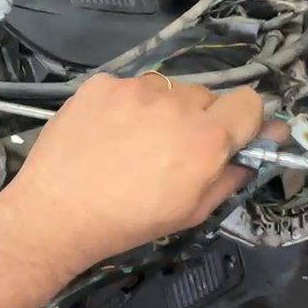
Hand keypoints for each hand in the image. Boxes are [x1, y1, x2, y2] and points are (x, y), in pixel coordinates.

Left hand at [0, 73, 263, 272]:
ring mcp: (134, 89)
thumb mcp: (190, 213)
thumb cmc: (128, 222)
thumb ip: (228, 179)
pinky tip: (104, 133)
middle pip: (204, 97)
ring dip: (159, 109)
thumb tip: (250, 157)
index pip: (250, 102)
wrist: (56, 213)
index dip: (242, 120)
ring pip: (164, 89)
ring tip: (130, 143)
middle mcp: (175, 104)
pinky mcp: (100, 85)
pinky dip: (122, 105)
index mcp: (206, 138)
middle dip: (196, 119)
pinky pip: (126, 88)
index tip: (228, 137)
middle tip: (169, 150)